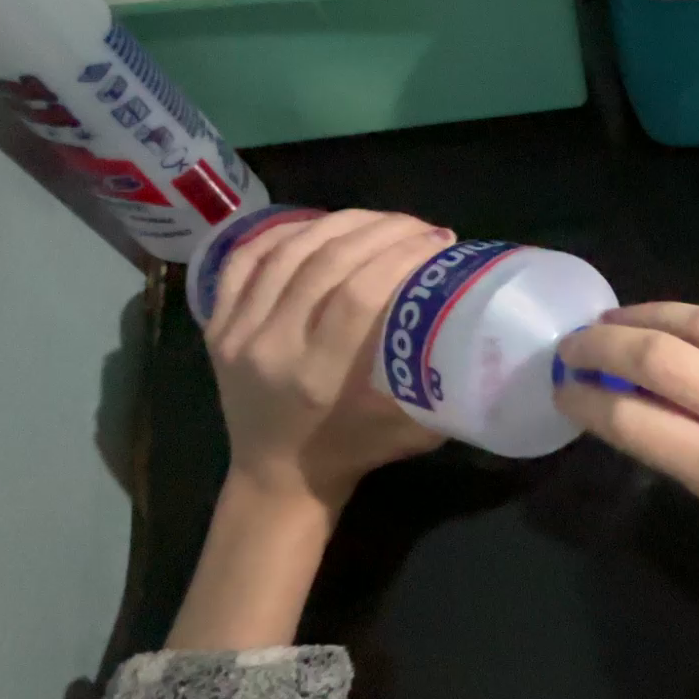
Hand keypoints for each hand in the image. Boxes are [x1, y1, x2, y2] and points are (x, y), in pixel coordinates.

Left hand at [205, 208, 451, 507]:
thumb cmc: (356, 451)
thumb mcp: (413, 427)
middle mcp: (270, 347)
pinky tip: (326, 224)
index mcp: (319, 377)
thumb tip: (482, 322)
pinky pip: (245, 258)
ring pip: (287, 251)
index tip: (440, 242)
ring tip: (385, 221)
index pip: (357, 295)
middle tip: (422, 227)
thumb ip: (441, 378)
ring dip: (343, 223)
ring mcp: (235, 332)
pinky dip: (287, 230)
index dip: (402, 256)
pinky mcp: (217, 323)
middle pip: (325, 263)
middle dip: (382, 231)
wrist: (277, 477)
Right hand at [554, 304, 698, 660]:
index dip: (585, 397)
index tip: (562, 388)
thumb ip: (673, 447)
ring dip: (650, 315)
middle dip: (604, 343)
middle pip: (663, 357)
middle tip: (575, 342)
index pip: (635, 418)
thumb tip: (623, 396)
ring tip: (618, 320)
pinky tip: (685, 333)